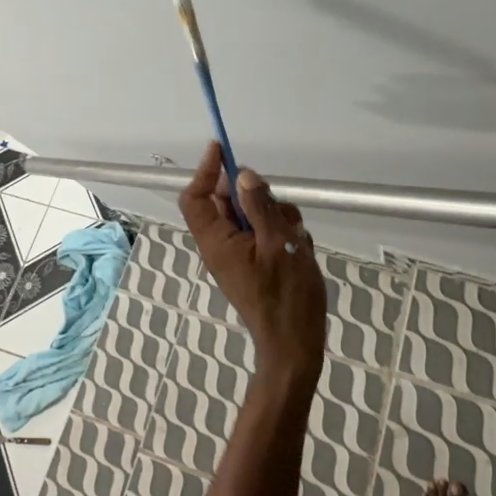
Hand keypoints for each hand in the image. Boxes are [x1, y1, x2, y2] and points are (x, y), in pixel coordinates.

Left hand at [179, 142, 327, 382]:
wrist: (296, 346)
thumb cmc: (286, 296)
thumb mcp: (278, 244)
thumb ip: (260, 206)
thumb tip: (242, 174)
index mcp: (217, 241)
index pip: (196, 198)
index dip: (205, 170)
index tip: (221, 148)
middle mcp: (222, 246)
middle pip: (228, 202)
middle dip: (257, 197)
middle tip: (278, 208)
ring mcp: (240, 256)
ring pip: (252, 216)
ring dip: (276, 216)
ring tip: (295, 239)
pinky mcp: (257, 264)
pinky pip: (265, 234)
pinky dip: (283, 234)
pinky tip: (299, 250)